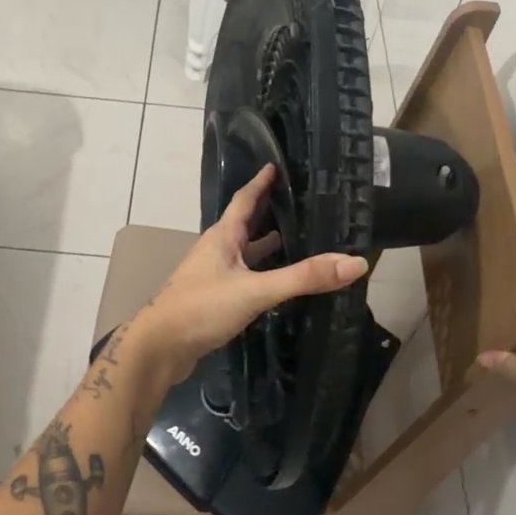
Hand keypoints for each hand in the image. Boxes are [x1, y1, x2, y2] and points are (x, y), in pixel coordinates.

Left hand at [129, 164, 368, 385]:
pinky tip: (280, 282)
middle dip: (270, 211)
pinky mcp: (215, 299)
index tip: (278, 165)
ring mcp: (214, 276)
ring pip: (247, 252)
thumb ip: (303, 278)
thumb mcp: (256, 290)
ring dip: (268, 245)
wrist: (159, 348)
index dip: (261, 182)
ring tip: (300, 238)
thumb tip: (355, 262)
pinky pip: (245, 277)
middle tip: (301, 200)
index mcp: (223, 237)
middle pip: (247, 224)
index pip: (245, 199)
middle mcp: (217, 250)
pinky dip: (264, 273)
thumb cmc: (201, 308)